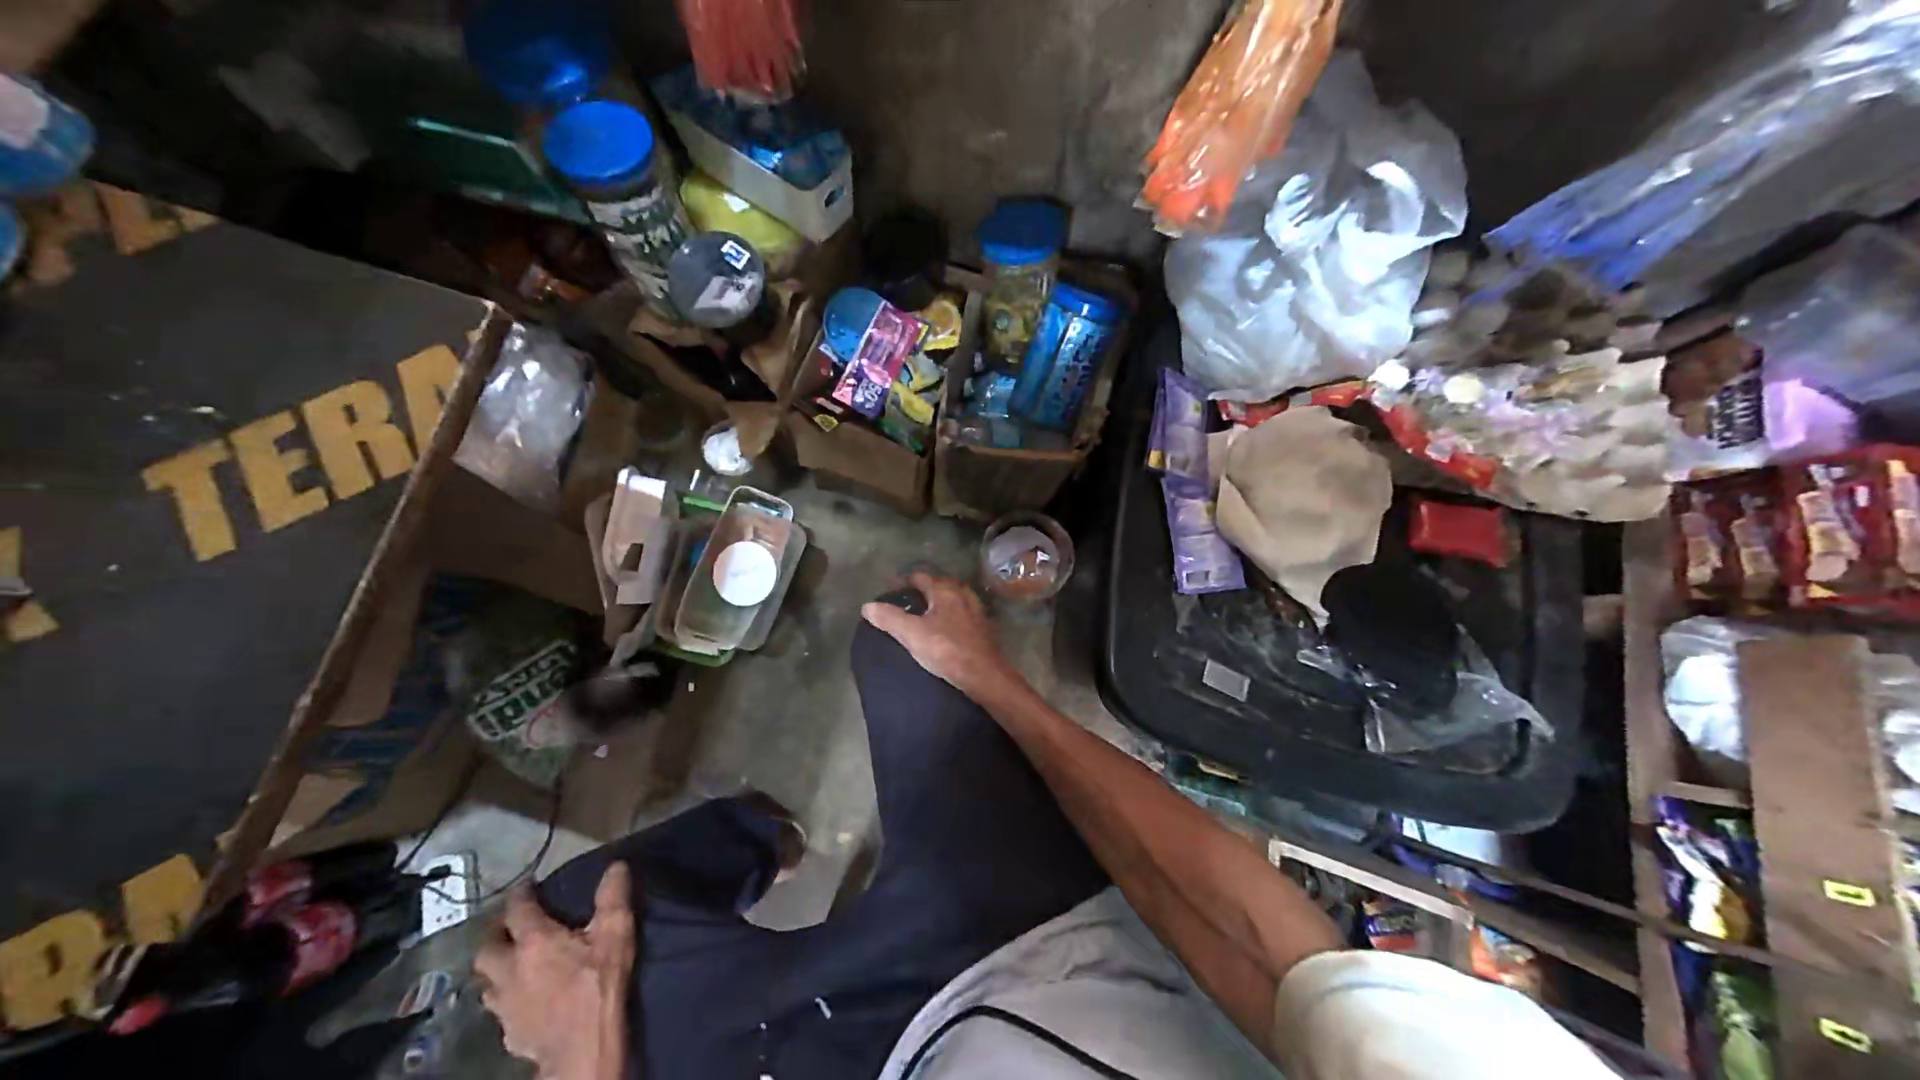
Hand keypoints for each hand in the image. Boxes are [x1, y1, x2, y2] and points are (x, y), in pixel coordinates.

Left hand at [475, 863, 634, 1079]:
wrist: (582, 1049)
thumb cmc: (598, 985)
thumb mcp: (615, 933)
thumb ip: (613, 896)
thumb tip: (615, 865)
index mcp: (534, 941)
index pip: (517, 909)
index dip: (520, 893)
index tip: (526, 884)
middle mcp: (509, 969)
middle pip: (487, 947)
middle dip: (495, 933)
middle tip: (510, 925)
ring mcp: (504, 1004)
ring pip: (485, 981)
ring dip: (494, 968)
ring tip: (509, 962)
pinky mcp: (508, 1031)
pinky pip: (498, 1008)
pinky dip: (505, 997)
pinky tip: (520, 999)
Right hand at [861, 572, 1016, 697]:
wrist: (984, 674)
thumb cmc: (946, 650)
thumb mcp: (912, 634)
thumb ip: (889, 618)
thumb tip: (867, 606)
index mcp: (945, 590)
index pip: (920, 577)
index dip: (903, 581)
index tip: (890, 590)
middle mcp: (963, 594)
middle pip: (939, 584)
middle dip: (922, 590)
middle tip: (905, 601)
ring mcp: (976, 610)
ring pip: (952, 598)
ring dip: (938, 602)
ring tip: (924, 614)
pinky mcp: (983, 627)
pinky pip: (962, 613)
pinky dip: (950, 615)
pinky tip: (944, 628)